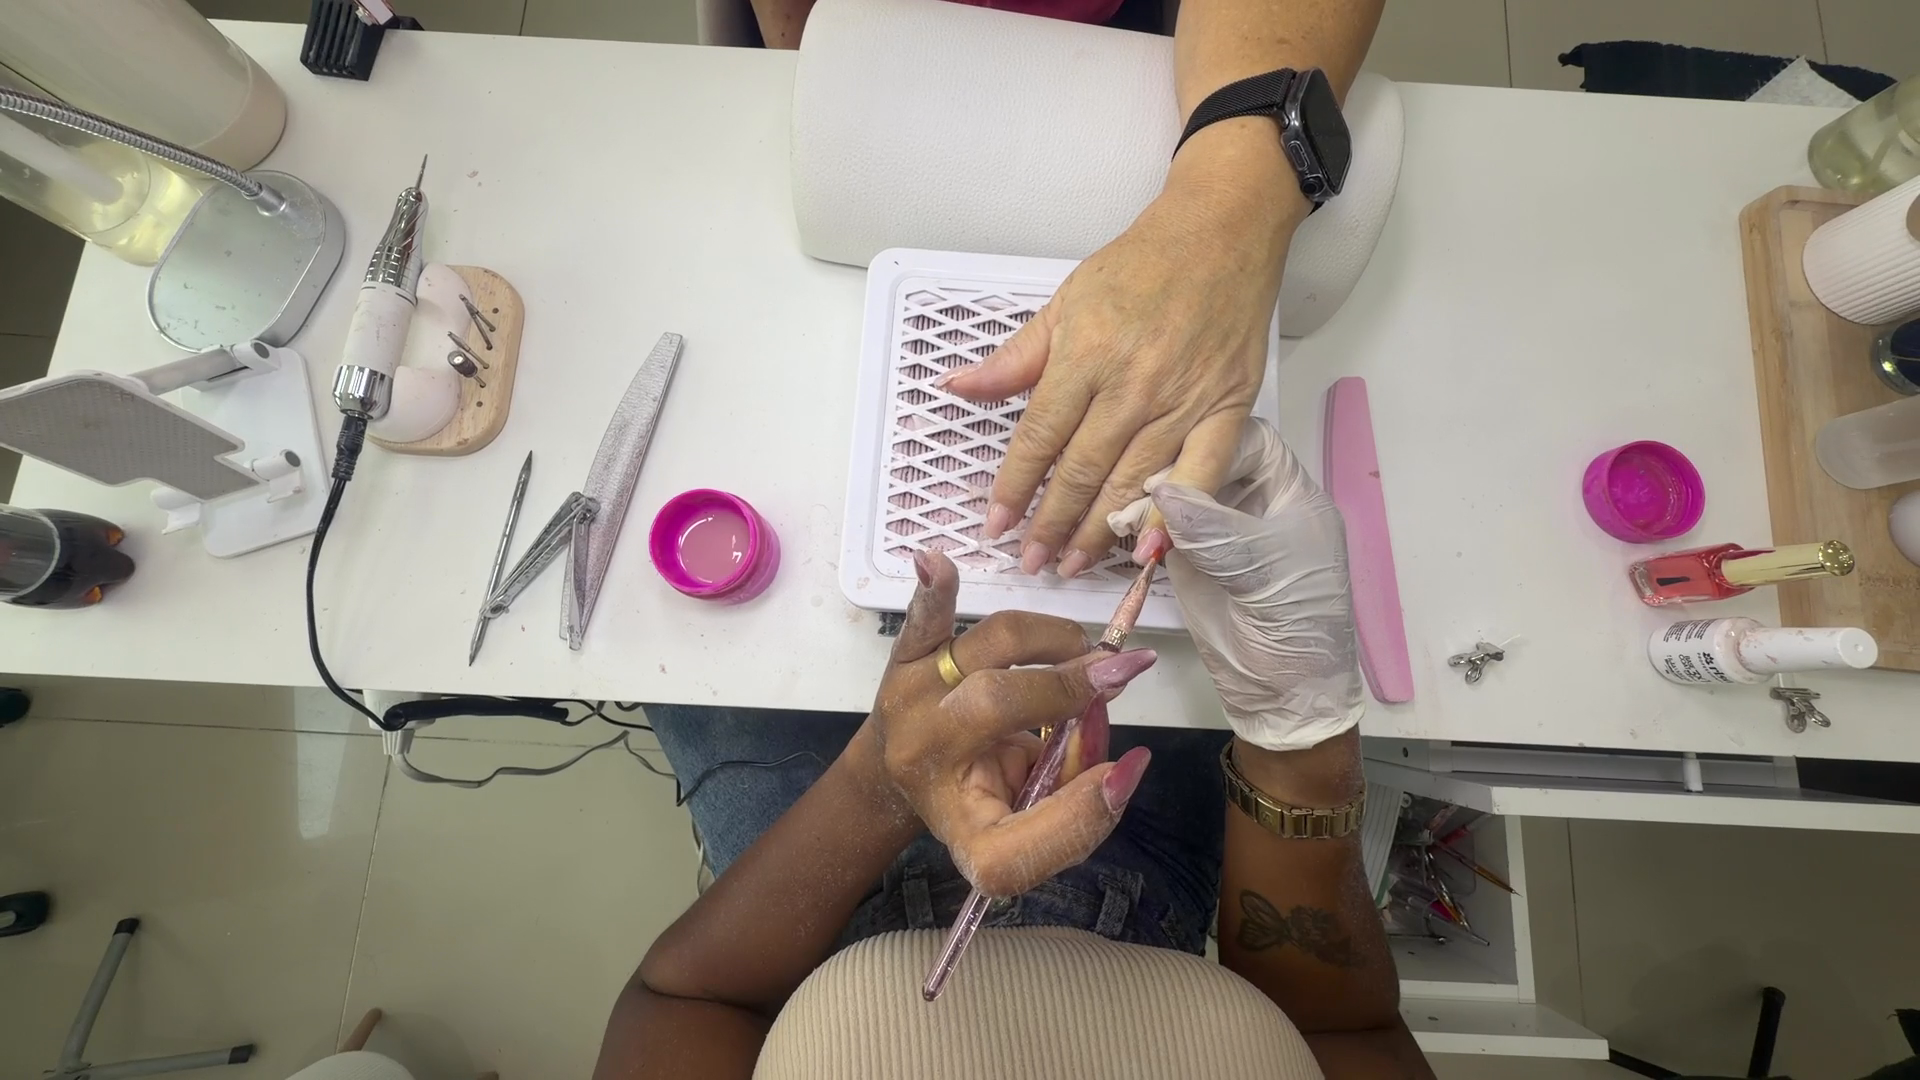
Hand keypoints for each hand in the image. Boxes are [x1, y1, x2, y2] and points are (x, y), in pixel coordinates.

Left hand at [865, 551, 1155, 895]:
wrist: (898, 771)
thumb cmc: (976, 795)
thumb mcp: (1025, 821)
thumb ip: (1073, 799)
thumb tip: (1125, 761)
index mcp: (959, 825)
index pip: (1017, 852)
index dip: (1081, 815)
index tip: (1125, 769)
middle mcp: (924, 759)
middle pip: (1001, 702)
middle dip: (1069, 685)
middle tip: (1116, 675)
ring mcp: (910, 698)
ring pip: (994, 644)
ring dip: (1054, 640)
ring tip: (1081, 652)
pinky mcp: (904, 658)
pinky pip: (924, 620)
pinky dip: (936, 591)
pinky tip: (934, 564)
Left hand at [938, 175, 1303, 578]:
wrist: (1220, 233)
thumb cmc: (1138, 267)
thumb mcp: (1064, 303)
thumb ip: (1013, 359)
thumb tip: (957, 388)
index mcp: (1086, 356)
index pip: (1039, 438)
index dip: (1015, 487)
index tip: (996, 525)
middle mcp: (1132, 387)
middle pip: (1081, 471)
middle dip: (1051, 524)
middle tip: (1030, 562)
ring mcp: (1182, 402)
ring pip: (1131, 483)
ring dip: (1097, 532)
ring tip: (1070, 565)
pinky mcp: (1227, 410)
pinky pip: (1200, 475)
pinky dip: (1176, 518)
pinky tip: (1147, 551)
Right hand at [1150, 418, 1363, 751]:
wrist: (1281, 690)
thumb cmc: (1296, 622)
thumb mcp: (1264, 567)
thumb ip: (1213, 527)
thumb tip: (1158, 488)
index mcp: (1287, 492)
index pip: (1248, 442)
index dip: (1213, 440)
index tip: (1177, 456)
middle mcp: (1250, 501)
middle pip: (1204, 461)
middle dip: (1170, 471)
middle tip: (1140, 490)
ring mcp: (1216, 528)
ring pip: (1176, 493)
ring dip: (1147, 501)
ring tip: (1123, 519)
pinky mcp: (1188, 555)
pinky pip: (1159, 527)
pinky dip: (1139, 526)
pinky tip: (1119, 529)